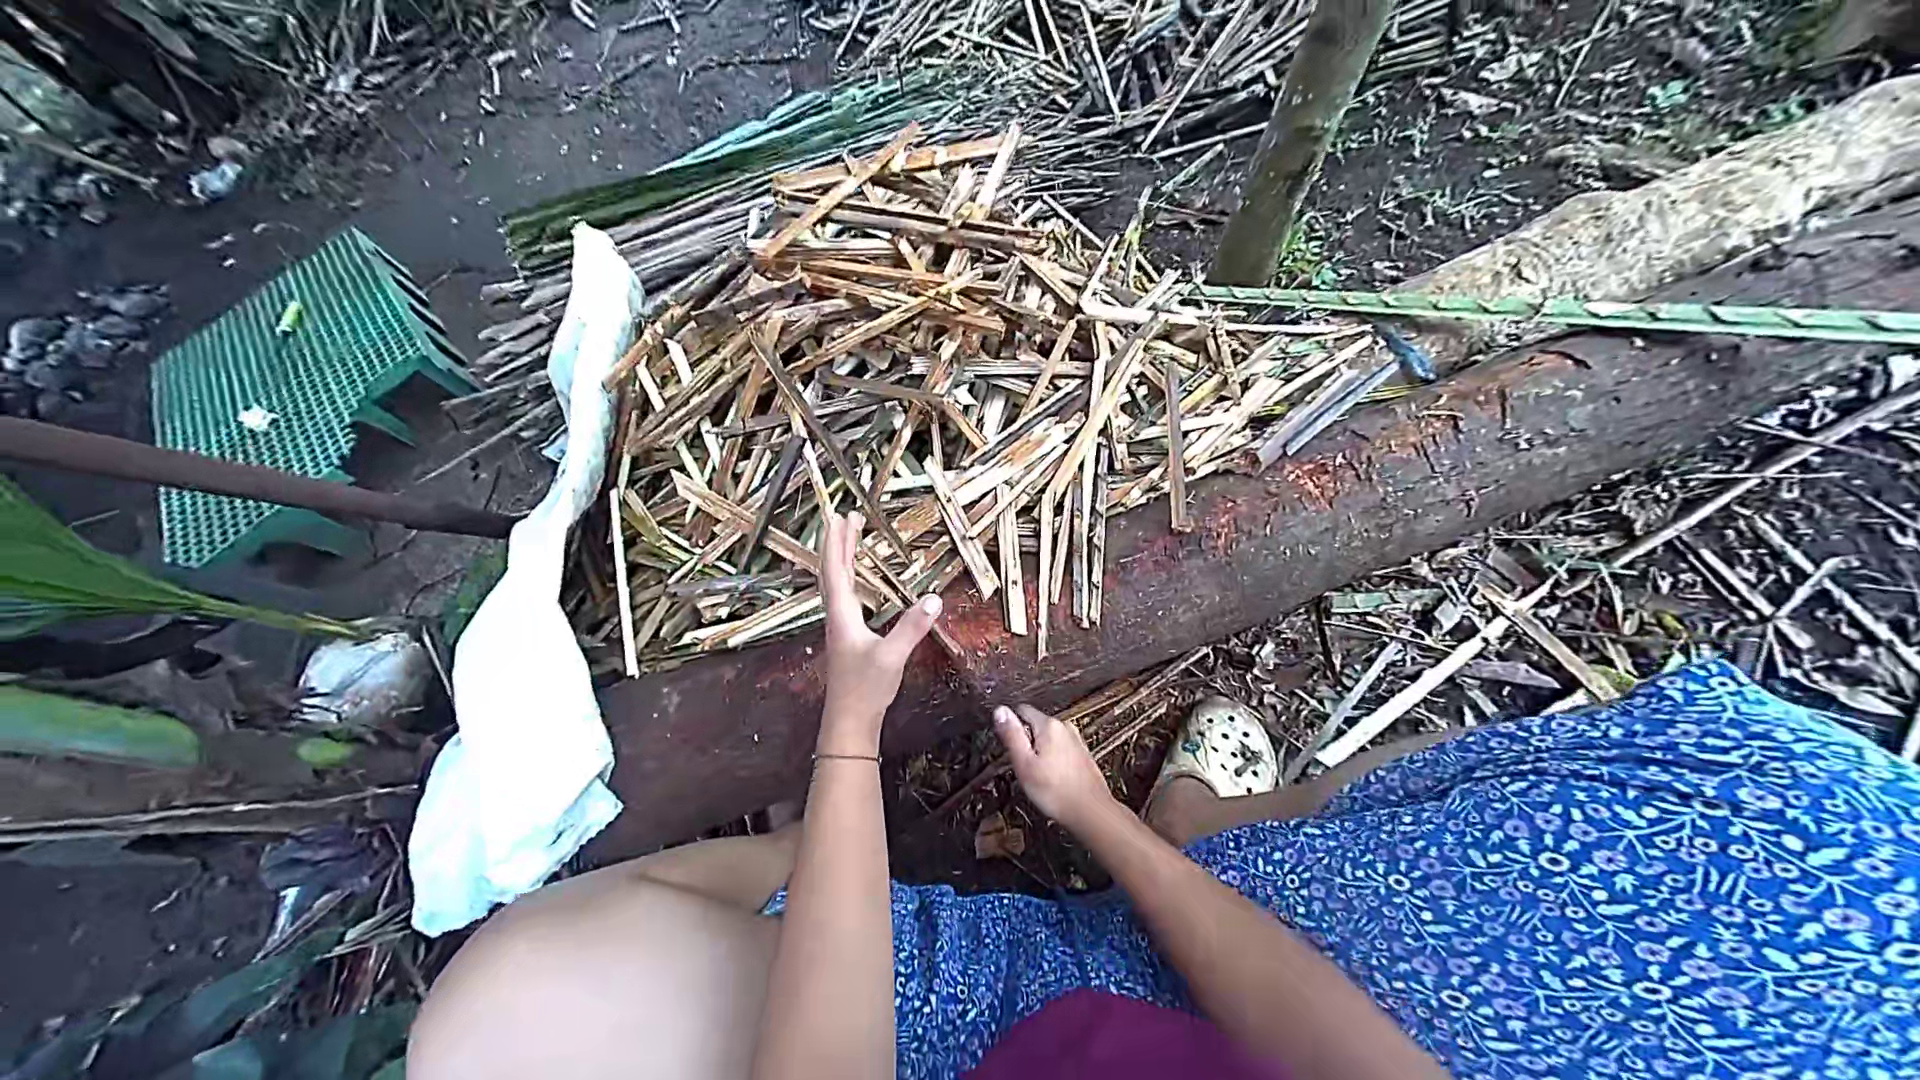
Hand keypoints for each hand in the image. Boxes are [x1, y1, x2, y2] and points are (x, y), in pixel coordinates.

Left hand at [817, 510, 941, 753]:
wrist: (850, 721)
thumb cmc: (865, 689)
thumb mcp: (892, 656)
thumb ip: (912, 627)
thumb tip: (934, 599)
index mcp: (842, 615)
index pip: (837, 570)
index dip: (838, 543)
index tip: (842, 517)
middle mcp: (838, 617)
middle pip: (834, 571)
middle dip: (840, 543)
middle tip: (848, 518)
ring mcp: (842, 627)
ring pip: (839, 584)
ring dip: (844, 558)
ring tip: (852, 540)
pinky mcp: (849, 637)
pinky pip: (847, 597)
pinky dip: (851, 578)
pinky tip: (860, 582)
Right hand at [993, 704, 1119, 833]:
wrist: (1091, 813)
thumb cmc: (1057, 792)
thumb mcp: (1024, 763)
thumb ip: (1011, 734)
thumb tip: (1000, 711)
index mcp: (1049, 726)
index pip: (1021, 710)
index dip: (1011, 727)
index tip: (1011, 748)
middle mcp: (1065, 728)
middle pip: (1035, 726)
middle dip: (1026, 743)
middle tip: (1025, 767)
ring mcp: (1076, 741)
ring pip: (1048, 740)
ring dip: (1040, 754)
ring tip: (1040, 777)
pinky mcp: (1082, 755)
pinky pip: (1060, 751)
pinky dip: (1054, 762)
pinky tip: (1054, 781)